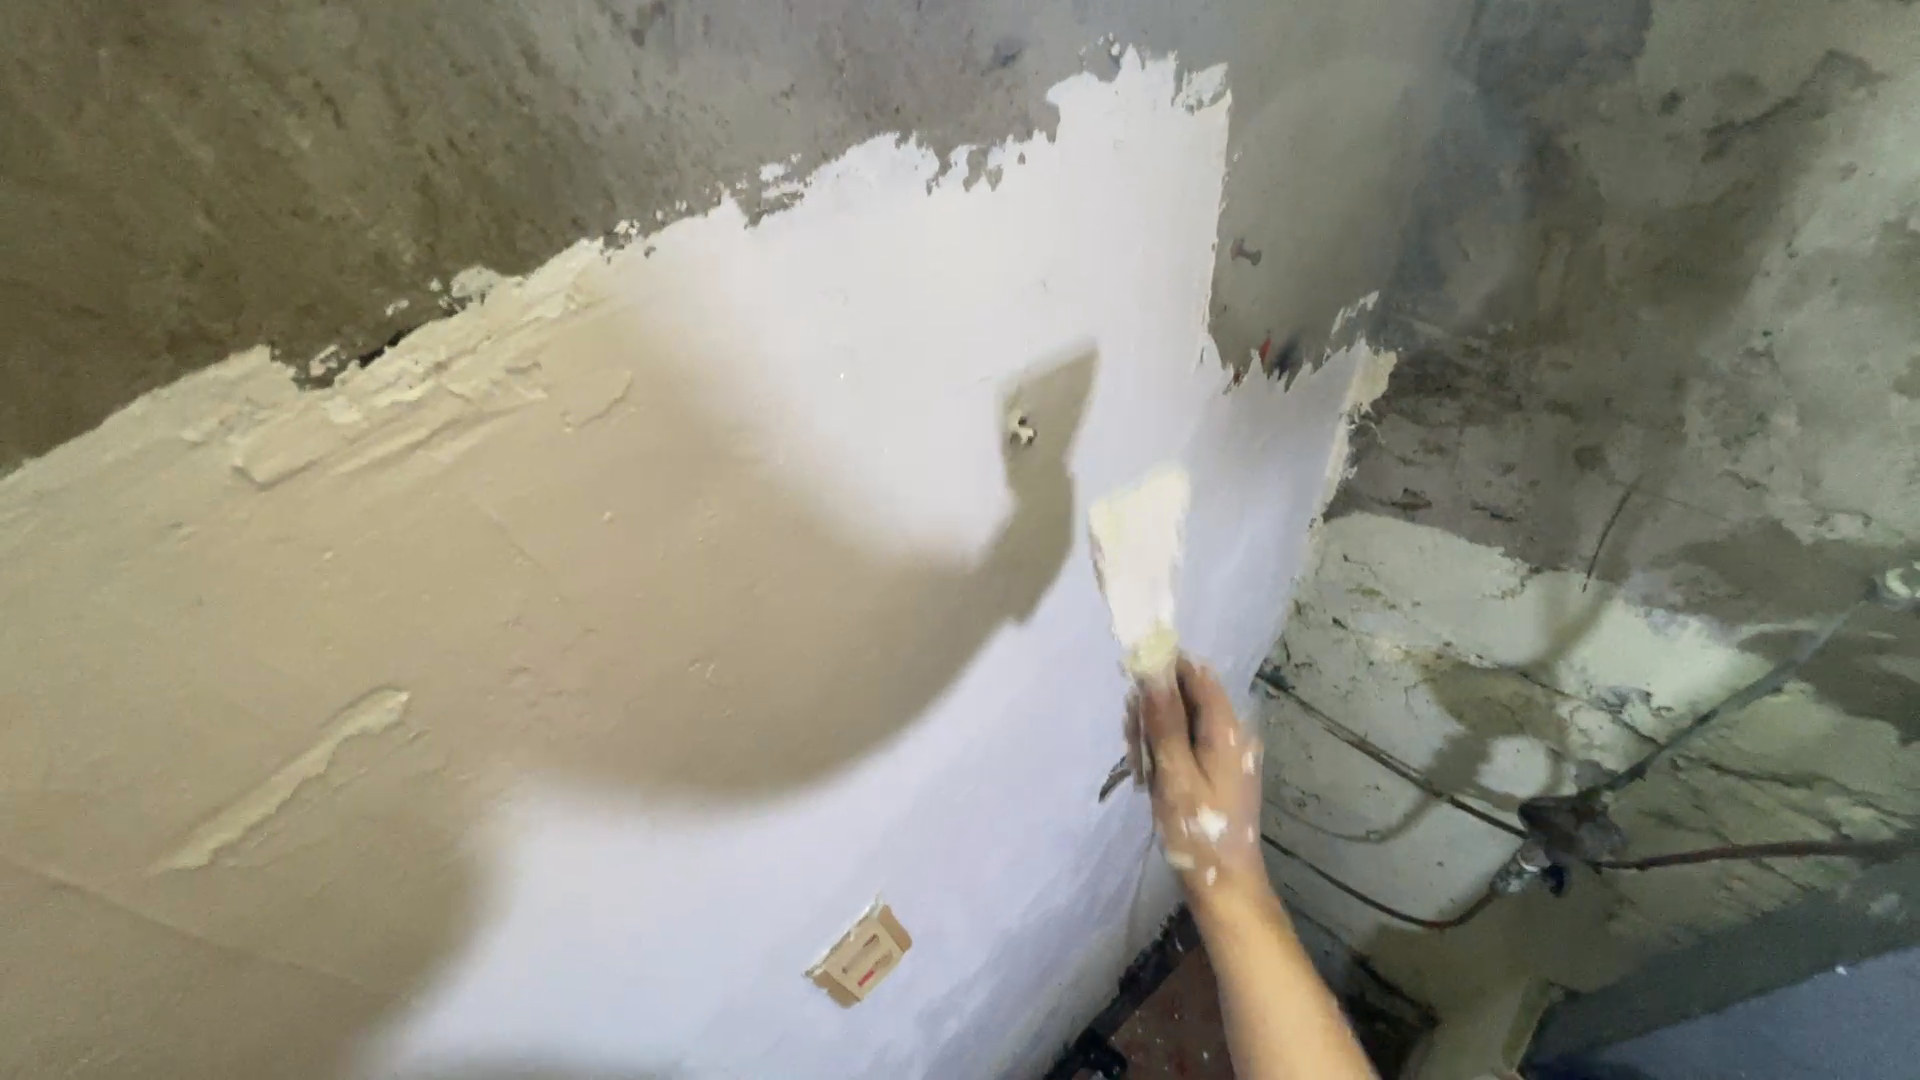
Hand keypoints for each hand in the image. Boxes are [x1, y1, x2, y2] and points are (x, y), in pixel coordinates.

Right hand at [1134, 658, 1267, 903]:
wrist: (1225, 885)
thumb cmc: (1198, 831)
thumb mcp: (1175, 774)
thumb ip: (1164, 720)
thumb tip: (1152, 670)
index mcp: (1227, 728)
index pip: (1194, 672)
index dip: (1160, 670)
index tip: (1130, 688)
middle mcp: (1231, 731)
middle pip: (1184, 693)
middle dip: (1151, 708)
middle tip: (1132, 743)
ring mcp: (1226, 750)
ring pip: (1180, 716)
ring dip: (1152, 731)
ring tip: (1139, 766)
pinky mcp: (1217, 766)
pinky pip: (1184, 739)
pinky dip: (1163, 749)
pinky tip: (1149, 773)